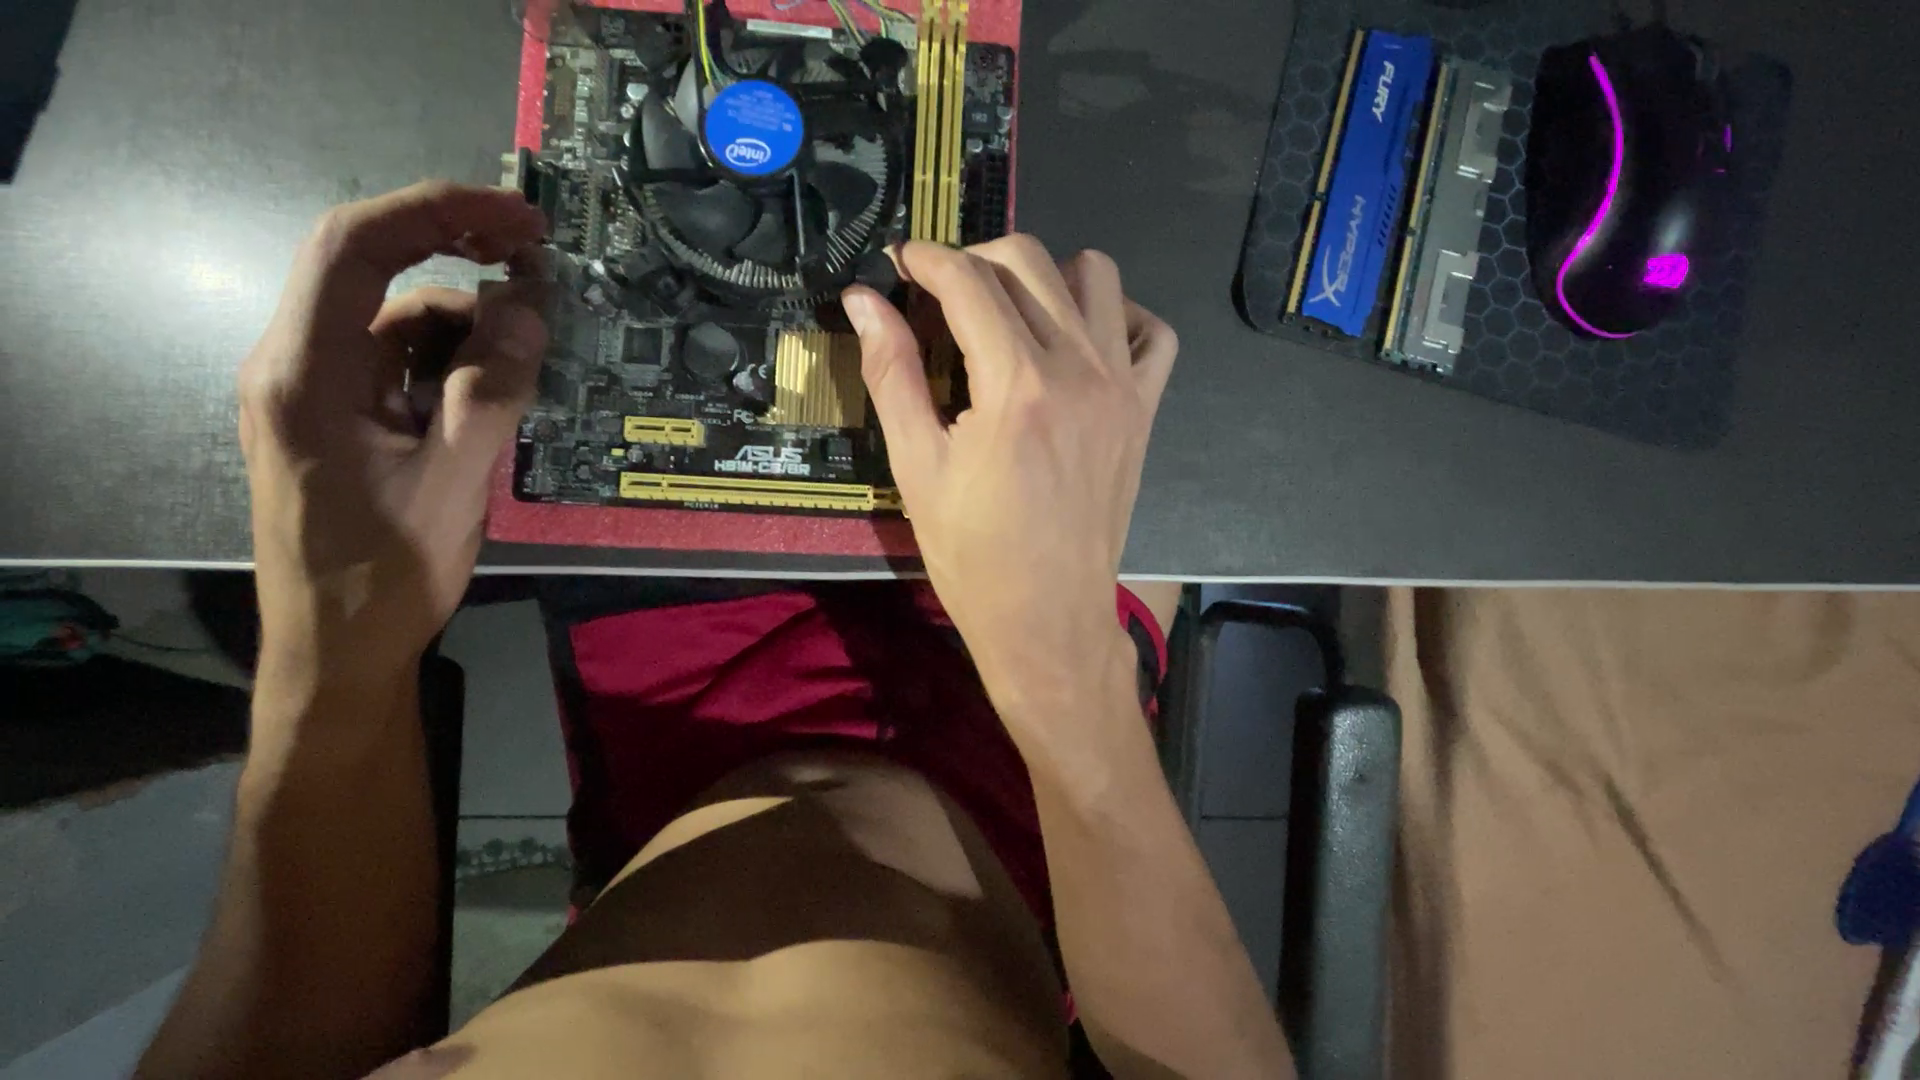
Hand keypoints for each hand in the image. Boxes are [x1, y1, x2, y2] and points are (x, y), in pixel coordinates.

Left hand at [238, 181, 547, 686]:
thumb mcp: (455, 484)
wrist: (341, 647)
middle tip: (538, 264)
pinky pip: (404, 367)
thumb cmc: (388, 572)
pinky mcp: (345, 420)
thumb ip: (491, 392)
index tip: (518, 218)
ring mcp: (320, 394)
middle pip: (374, 276)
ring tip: (531, 366)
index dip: (437, 213)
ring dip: (469, 330)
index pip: (354, 246)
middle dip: (457, 257)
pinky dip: (456, 366)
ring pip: (399, 325)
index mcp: (304, 372)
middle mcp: (298, 366)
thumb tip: (528, 310)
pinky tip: (498, 397)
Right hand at [841, 237, 1177, 716]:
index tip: (901, 263)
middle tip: (942, 292)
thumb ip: (892, 373)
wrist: (1047, 618)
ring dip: (1046, 276)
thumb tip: (862, 300)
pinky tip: (1081, 340)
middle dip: (975, 258)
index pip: (969, 281)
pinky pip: (1152, 333)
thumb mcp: (916, 467)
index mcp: (1015, 386)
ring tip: (1011, 314)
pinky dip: (1118, 317)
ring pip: (1096, 277)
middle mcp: (1078, 370)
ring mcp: (1122, 387)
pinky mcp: (1145, 411)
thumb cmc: (972, 554)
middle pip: (1029, 262)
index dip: (926, 259)